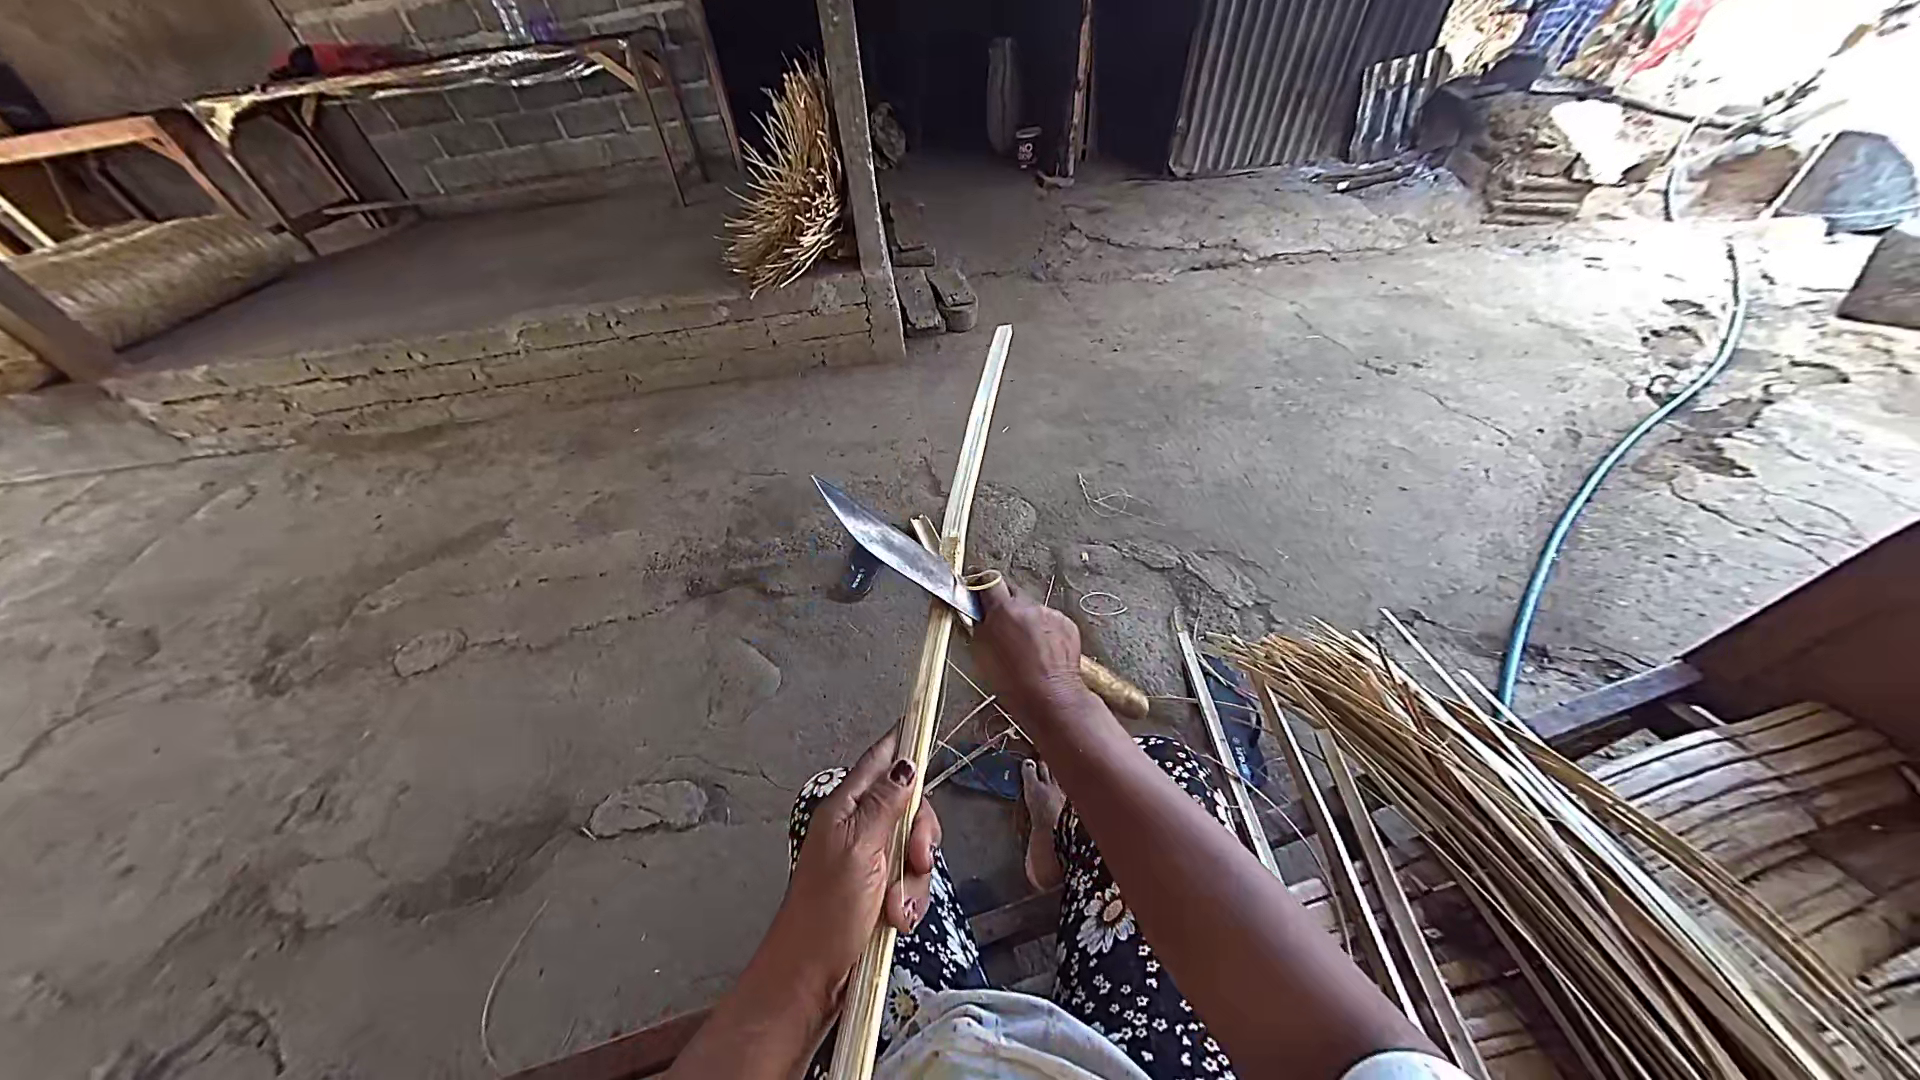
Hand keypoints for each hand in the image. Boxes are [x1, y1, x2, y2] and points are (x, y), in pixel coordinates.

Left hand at [763, 730, 941, 1006]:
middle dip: (920, 834)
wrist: (809, 980)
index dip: (902, 741)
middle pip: (910, 805)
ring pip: (915, 846)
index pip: (880, 760)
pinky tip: (895, 920)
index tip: (921, 722)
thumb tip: (906, 764)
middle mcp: (861, 826)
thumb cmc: (827, 912)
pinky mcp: (880, 889)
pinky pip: (911, 881)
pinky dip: (909, 902)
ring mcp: (871, 858)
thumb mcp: (860, 850)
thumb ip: (885, 805)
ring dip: (913, 879)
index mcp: (847, 807)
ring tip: (895, 905)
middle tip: (914, 858)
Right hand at [971, 579, 1087, 717]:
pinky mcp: (1067, 624)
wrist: (1051, 697)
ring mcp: (1050, 614)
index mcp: (1004, 611)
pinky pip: (1050, 620)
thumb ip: (979, 626)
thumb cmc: (1013, 682)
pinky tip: (1042, 651)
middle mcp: (1029, 607)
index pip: (989, 581)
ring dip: (1026, 620)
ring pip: (1032, 609)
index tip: (977, 586)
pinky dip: (1044, 630)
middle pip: (1012, 593)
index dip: (981, 583)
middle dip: (1005, 605)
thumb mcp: (982, 654)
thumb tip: (977, 613)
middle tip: (1001, 624)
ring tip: (1025, 646)